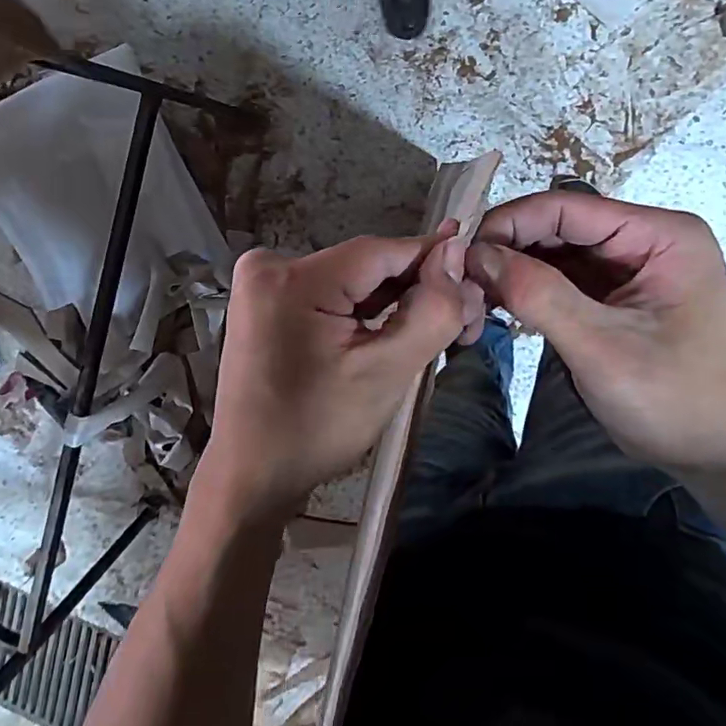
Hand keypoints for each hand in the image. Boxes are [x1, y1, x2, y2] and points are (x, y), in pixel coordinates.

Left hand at [198, 224, 483, 520]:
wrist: (251, 474)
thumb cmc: (315, 429)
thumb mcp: (385, 372)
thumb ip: (430, 311)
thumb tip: (455, 255)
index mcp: (292, 278)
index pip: (381, 251)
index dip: (433, 259)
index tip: (475, 275)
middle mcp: (269, 265)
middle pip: (365, 265)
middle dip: (415, 288)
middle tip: (465, 320)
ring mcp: (262, 284)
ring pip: (350, 280)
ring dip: (392, 301)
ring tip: (437, 328)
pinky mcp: (266, 303)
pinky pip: (329, 294)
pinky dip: (362, 311)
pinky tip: (394, 330)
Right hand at [467, 192, 725, 475]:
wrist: (720, 458)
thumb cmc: (675, 401)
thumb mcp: (602, 348)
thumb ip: (538, 295)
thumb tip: (476, 254)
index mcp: (661, 235)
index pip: (568, 208)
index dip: (510, 223)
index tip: (463, 255)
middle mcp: (645, 238)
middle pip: (558, 225)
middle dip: (508, 248)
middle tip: (462, 279)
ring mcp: (630, 265)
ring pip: (554, 250)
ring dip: (512, 269)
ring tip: (473, 295)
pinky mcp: (615, 292)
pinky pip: (560, 276)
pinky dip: (527, 288)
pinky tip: (498, 304)